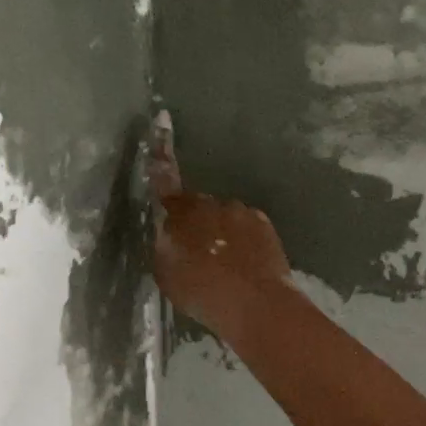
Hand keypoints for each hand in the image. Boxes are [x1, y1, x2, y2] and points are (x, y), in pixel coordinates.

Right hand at [148, 113, 293, 346]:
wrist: (257, 305)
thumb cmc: (201, 291)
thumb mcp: (165, 272)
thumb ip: (163, 245)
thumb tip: (165, 231)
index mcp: (180, 212)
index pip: (164, 178)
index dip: (160, 153)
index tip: (162, 120)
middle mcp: (210, 203)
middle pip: (197, 206)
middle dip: (195, 222)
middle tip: (196, 255)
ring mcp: (241, 212)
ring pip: (223, 217)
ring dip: (221, 233)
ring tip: (224, 266)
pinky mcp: (264, 225)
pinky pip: (246, 227)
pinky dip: (242, 241)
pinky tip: (243, 265)